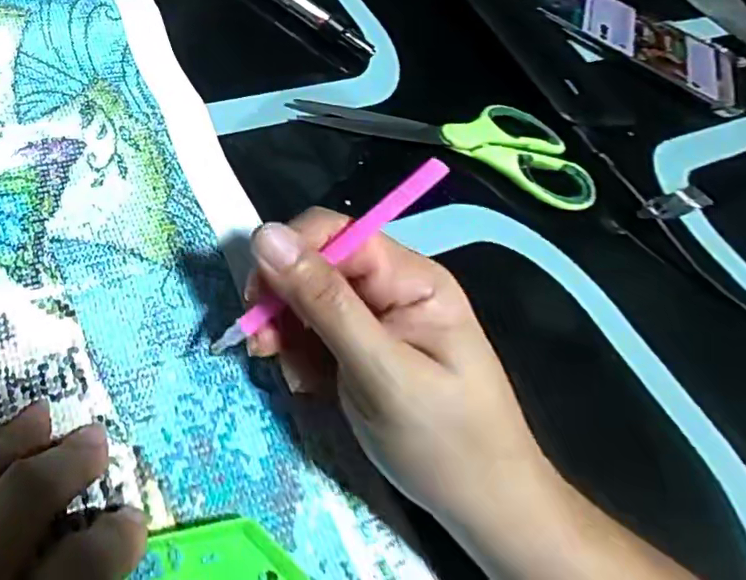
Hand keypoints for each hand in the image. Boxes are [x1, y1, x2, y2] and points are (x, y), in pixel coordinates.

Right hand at [242, 209, 546, 520]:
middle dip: (282, 302)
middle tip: (264, 347)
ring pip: (305, 299)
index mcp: (408, 277)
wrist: (488, 514)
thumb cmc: (446, 443)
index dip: (289, 255)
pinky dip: (299, 354)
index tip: (257, 300)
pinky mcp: (360, 345)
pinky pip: (312, 331)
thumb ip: (323, 302)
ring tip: (295, 376)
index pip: (335, 233)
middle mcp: (390, 285)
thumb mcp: (381, 374)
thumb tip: (263, 233)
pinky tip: (309, 384)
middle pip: (314, 264)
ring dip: (287, 333)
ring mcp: (375, 316)